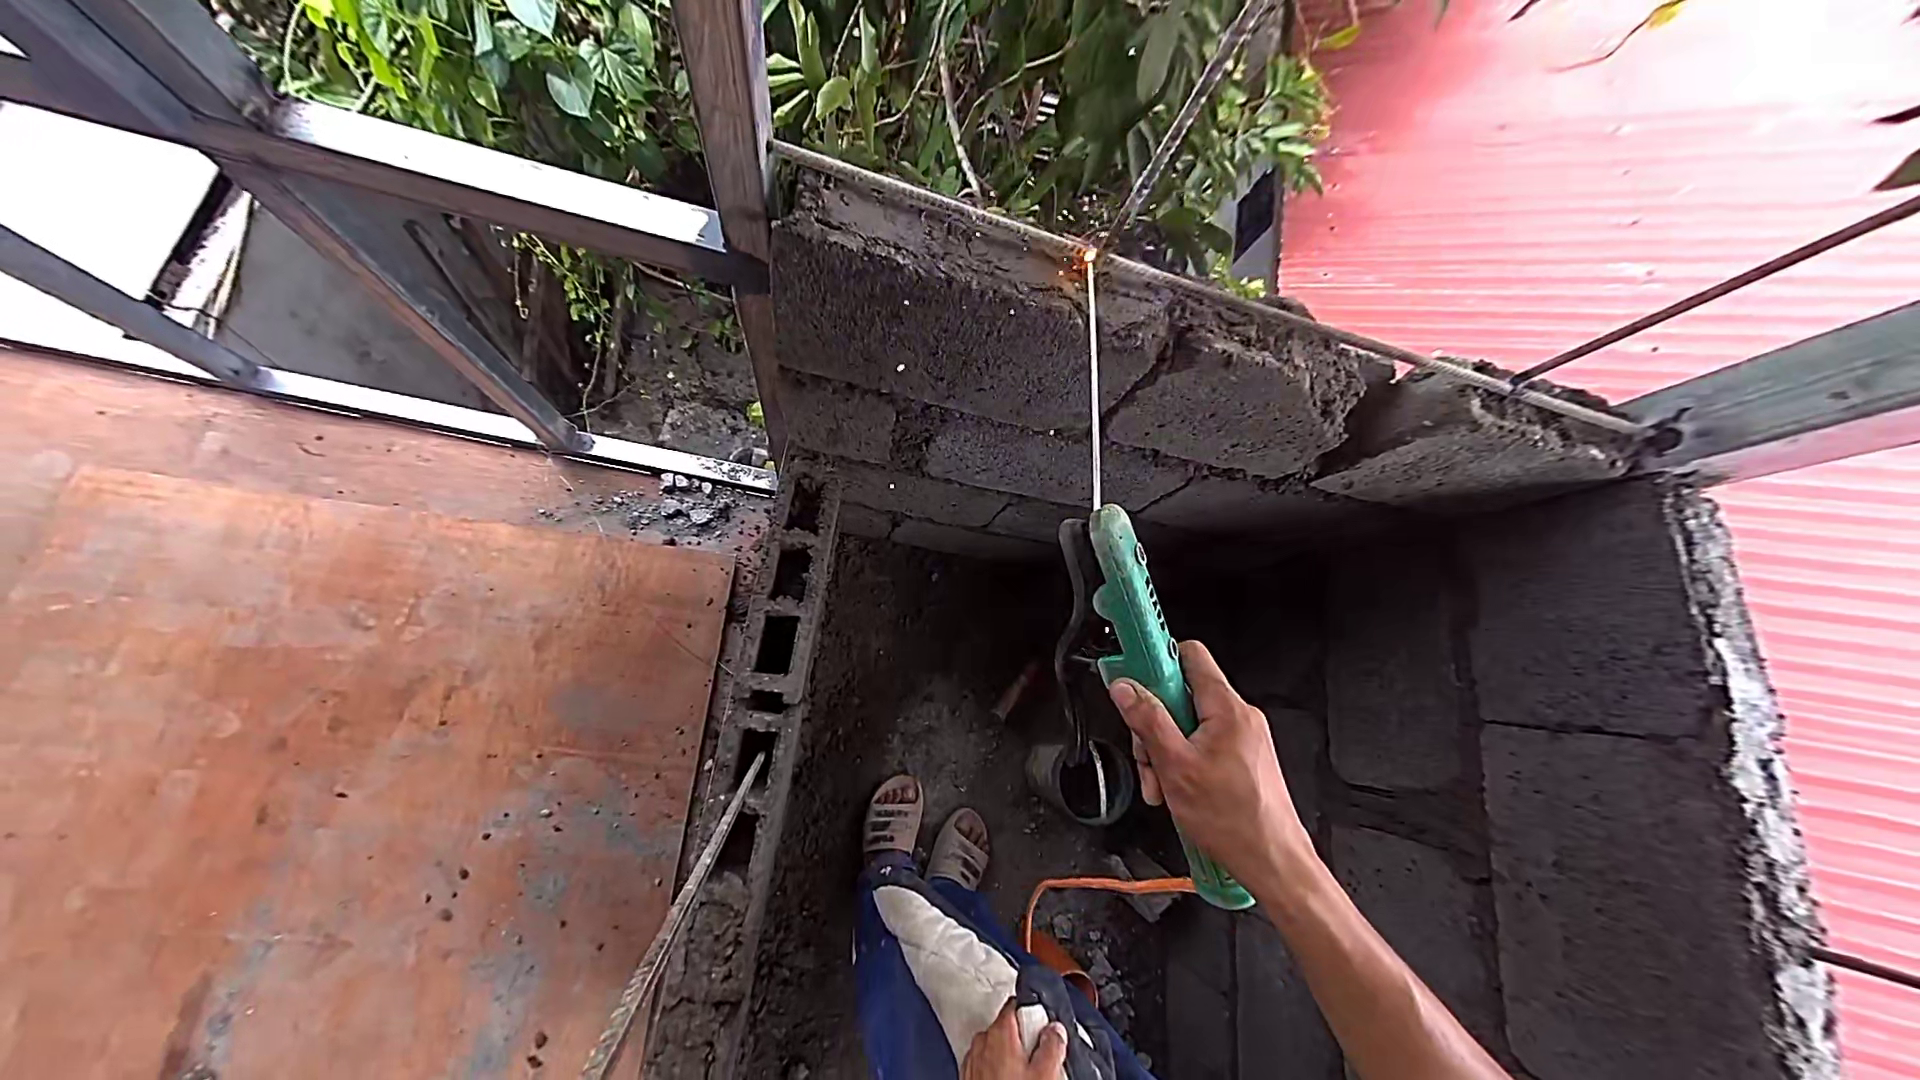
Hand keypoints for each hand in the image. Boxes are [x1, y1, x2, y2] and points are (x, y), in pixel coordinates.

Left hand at [962, 998, 1065, 1079]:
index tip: (1045, 1030)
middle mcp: (982, 1040)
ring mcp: (973, 1060)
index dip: (1034, 1014)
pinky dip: (998, 1071)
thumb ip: (1052, 1045)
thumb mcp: (1045, 1075)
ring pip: (997, 1048)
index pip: (1018, 1004)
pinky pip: (987, 1065)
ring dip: (1011, 1058)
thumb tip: (1056, 1030)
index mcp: (1000, 1031)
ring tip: (1025, 1077)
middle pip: (1008, 1027)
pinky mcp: (968, 1078)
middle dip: (1024, 1040)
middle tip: (1038, 1061)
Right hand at [1108, 640, 1315, 894]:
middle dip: (1154, 723)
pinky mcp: (1240, 756)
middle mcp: (1237, 716)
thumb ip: (1147, 720)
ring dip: (1164, 749)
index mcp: (1226, 708)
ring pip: (1186, 724)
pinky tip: (1176, 787)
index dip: (1155, 658)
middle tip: (1147, 751)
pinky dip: (1181, 761)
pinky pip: (1200, 744)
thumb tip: (1125, 688)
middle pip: (1180, 695)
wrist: (1274, 863)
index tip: (1131, 668)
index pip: (1188, 654)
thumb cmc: (1237, 822)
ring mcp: (1241, 737)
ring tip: (1163, 781)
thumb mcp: (1175, 766)